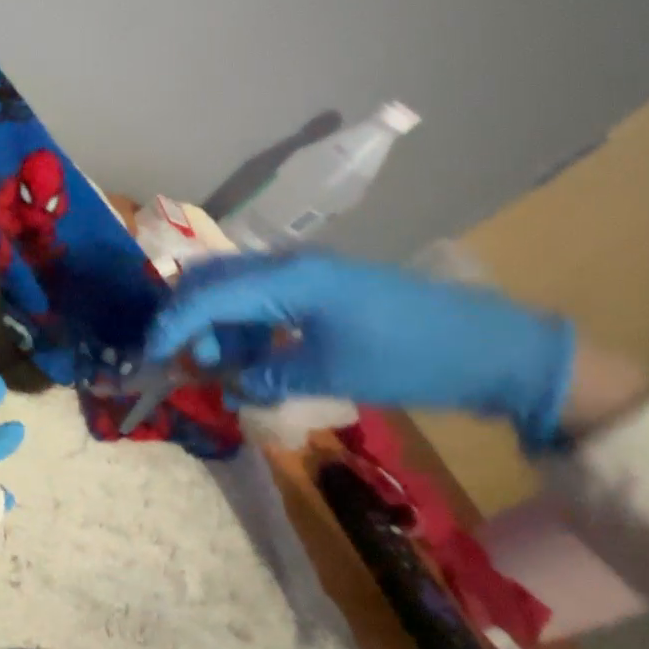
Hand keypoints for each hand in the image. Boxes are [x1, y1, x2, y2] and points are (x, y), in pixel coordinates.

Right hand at [145, 252, 576, 448]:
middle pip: (213, 280)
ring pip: (236, 287)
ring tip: (225, 366)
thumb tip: (231, 383)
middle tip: (192, 363)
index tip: (151, 356)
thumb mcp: (331, 374)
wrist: (497, 348)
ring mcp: (308, 272)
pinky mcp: (323, 285)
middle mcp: (290, 264)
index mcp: (289, 278)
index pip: (209, 294)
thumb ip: (268, 375)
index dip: (173, 325)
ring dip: (219, 324)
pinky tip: (256, 356)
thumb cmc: (410, 359)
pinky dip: (247, 323)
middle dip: (190, 320)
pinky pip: (264, 296)